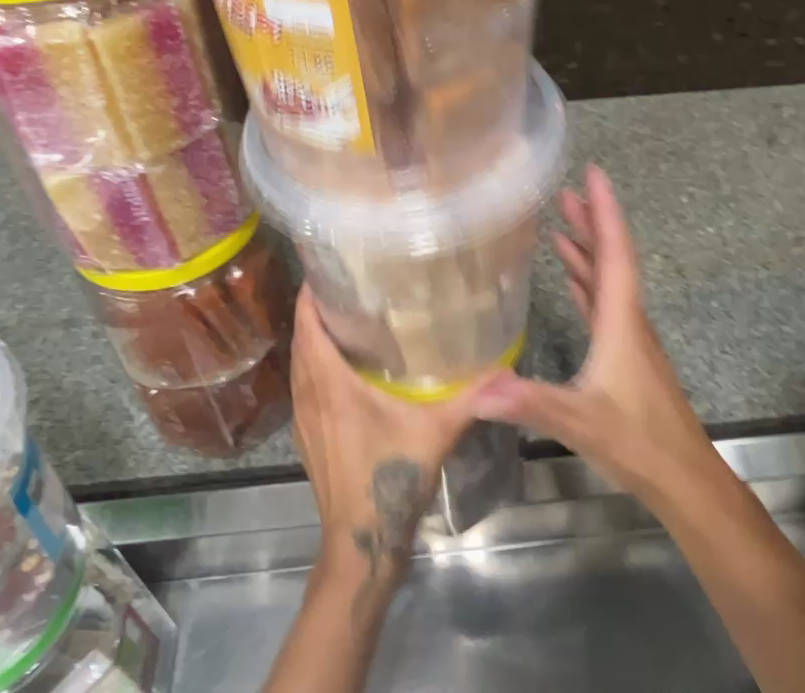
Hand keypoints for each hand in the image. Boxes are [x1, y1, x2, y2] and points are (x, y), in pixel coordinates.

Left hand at [290, 287, 478, 582]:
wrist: (360, 540)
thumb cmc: (389, 479)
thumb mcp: (435, 433)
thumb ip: (469, 399)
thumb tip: (505, 369)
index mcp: (329, 384)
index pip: (306, 324)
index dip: (311, 292)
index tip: (327, 265)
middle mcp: (307, 394)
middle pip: (300, 339)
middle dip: (315, 310)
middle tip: (346, 285)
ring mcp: (302, 419)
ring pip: (299, 365)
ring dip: (313, 339)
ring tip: (345, 319)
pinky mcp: (307, 437)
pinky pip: (303, 387)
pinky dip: (315, 366)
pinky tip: (343, 369)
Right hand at [467, 165, 714, 500]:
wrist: (683, 477)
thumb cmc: (637, 442)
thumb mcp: (579, 421)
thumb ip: (530, 402)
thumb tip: (476, 389)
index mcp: (621, 323)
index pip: (615, 254)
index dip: (605, 212)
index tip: (594, 174)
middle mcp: (629, 322)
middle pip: (612, 260)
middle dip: (592, 222)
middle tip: (566, 191)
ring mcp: (630, 341)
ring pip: (609, 283)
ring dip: (589, 251)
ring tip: (563, 225)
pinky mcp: (626, 359)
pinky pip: (606, 308)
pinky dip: (588, 285)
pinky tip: (574, 282)